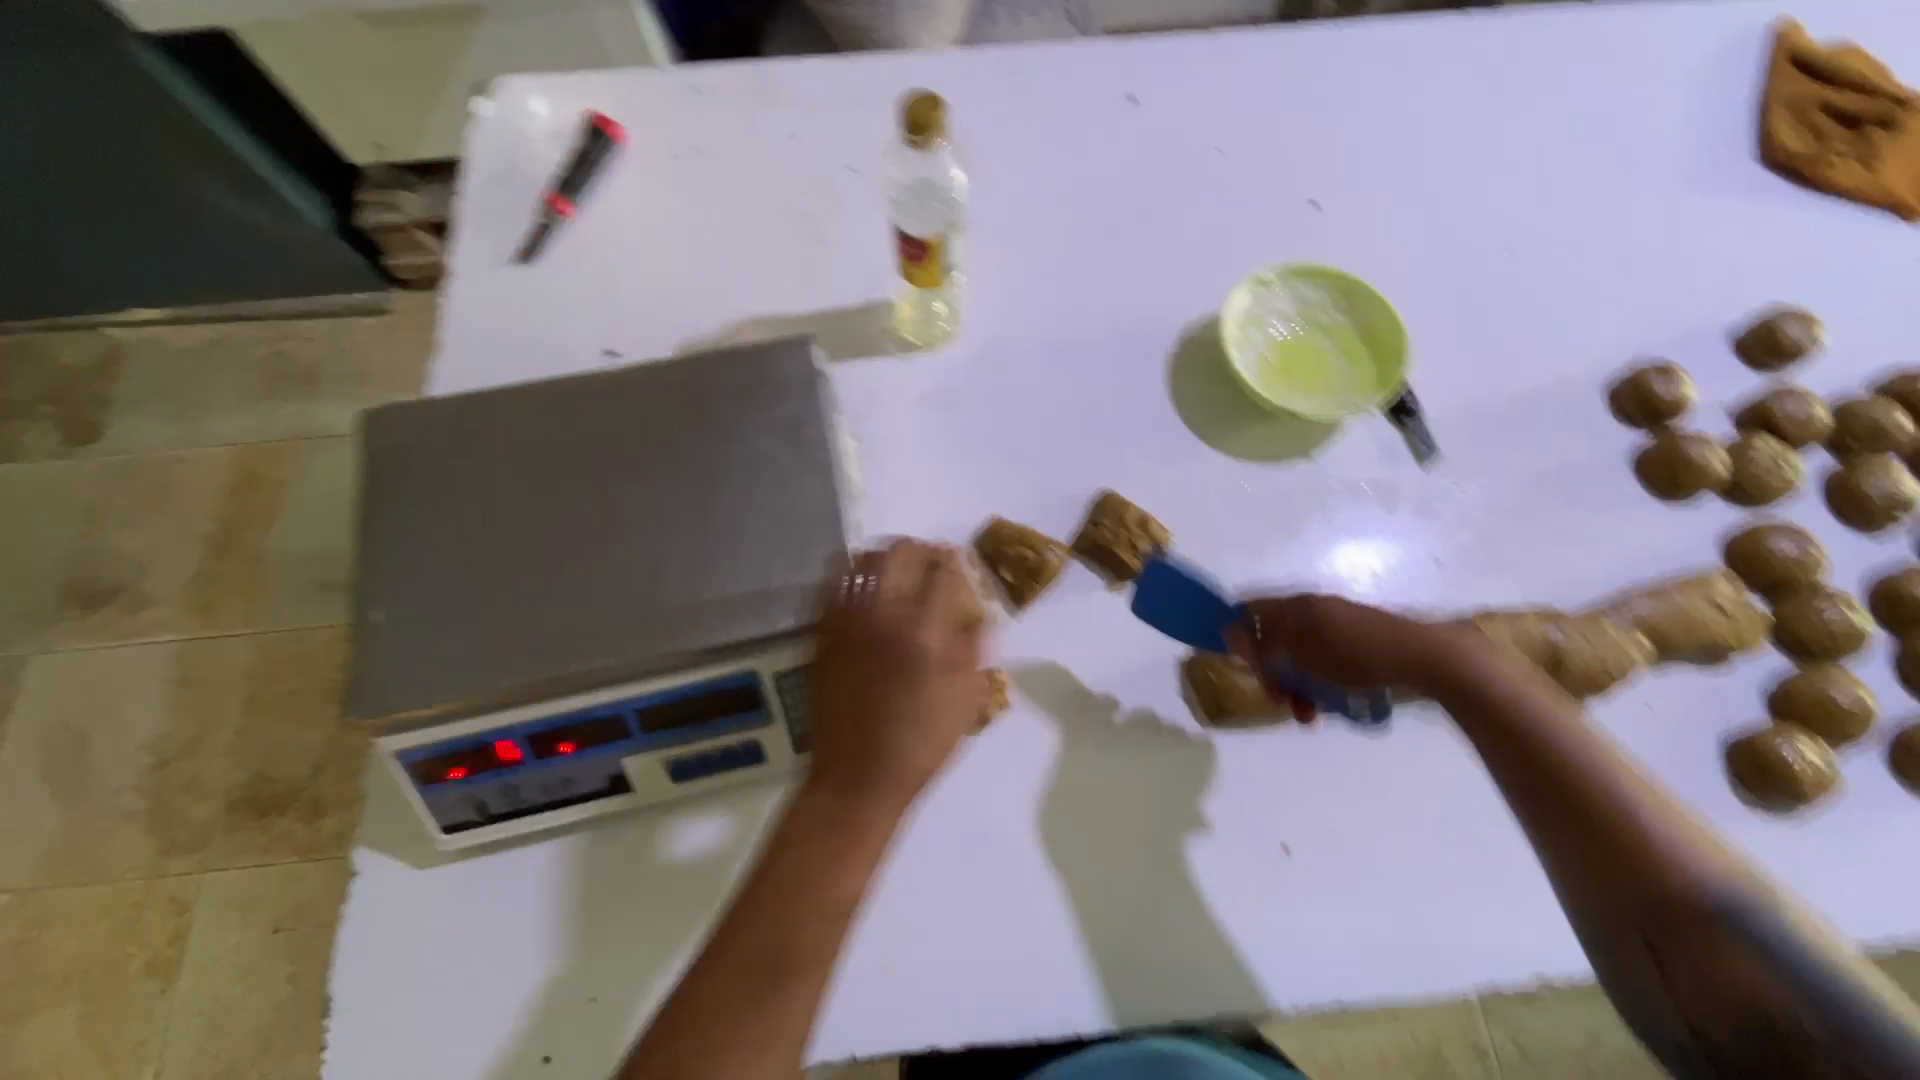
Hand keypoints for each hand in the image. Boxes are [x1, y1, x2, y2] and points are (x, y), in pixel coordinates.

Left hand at [807, 539, 988, 810]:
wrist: (857, 778)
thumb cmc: (921, 745)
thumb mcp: (967, 700)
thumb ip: (975, 647)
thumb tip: (977, 613)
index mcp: (926, 630)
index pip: (944, 568)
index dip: (955, 560)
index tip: (959, 563)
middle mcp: (884, 613)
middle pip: (902, 551)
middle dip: (921, 551)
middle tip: (929, 564)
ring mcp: (846, 621)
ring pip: (863, 561)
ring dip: (885, 559)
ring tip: (895, 574)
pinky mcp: (821, 633)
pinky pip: (833, 585)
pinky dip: (851, 578)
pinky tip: (863, 593)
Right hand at [1226, 593, 1462, 701]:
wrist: (1426, 659)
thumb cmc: (1357, 655)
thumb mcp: (1302, 653)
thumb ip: (1262, 643)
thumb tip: (1227, 631)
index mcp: (1296, 605)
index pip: (1250, 610)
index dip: (1237, 634)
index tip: (1239, 665)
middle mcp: (1313, 611)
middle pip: (1273, 639)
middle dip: (1271, 672)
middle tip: (1278, 698)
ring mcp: (1337, 627)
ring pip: (1300, 657)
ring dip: (1296, 686)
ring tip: (1306, 715)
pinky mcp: (1358, 646)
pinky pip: (1325, 664)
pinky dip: (1320, 685)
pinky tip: (1326, 709)